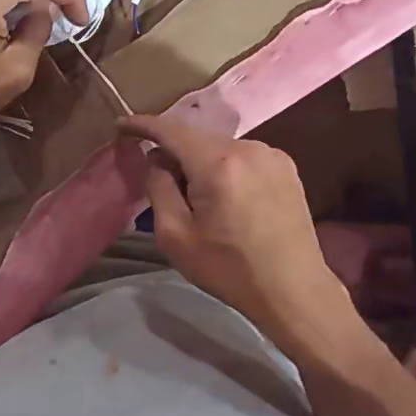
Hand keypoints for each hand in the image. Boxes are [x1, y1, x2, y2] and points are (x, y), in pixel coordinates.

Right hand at [120, 114, 353, 348]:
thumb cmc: (229, 269)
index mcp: (218, 164)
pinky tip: (228, 199)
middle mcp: (248, 147)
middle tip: (162, 185)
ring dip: (201, 162)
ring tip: (200, 200)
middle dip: (174, 153)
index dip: (142, 125)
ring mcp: (272, 154)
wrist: (294, 291)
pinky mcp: (286, 166)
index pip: (171, 130)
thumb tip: (157, 158)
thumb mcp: (175, 236)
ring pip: (219, 147)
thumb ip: (158, 187)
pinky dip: (224, 168)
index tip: (122, 126)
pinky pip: (241, 156)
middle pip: (196, 138)